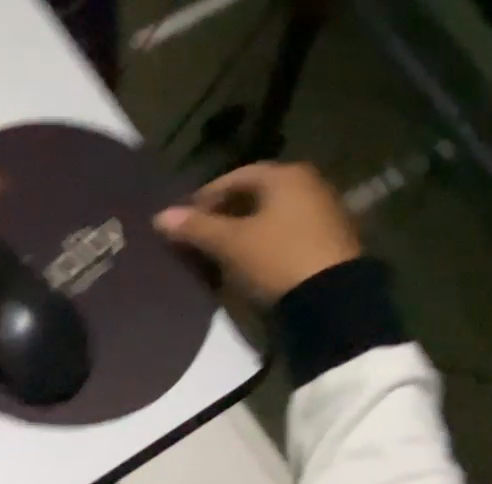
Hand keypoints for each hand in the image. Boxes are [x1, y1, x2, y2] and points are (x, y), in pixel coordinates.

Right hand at [153, 163, 362, 302]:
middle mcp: (308, 184)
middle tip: (201, 238)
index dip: (205, 198)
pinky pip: (288, 234)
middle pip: (256, 195)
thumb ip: (196, 228)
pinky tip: (251, 264)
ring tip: (222, 254)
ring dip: (246, 230)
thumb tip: (159, 217)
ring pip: (273, 215)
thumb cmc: (276, 259)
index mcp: (285, 175)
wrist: (332, 299)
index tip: (185, 221)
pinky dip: (266, 243)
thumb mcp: (230, 244)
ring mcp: (324, 212)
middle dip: (225, 214)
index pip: (234, 178)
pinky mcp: (331, 240)